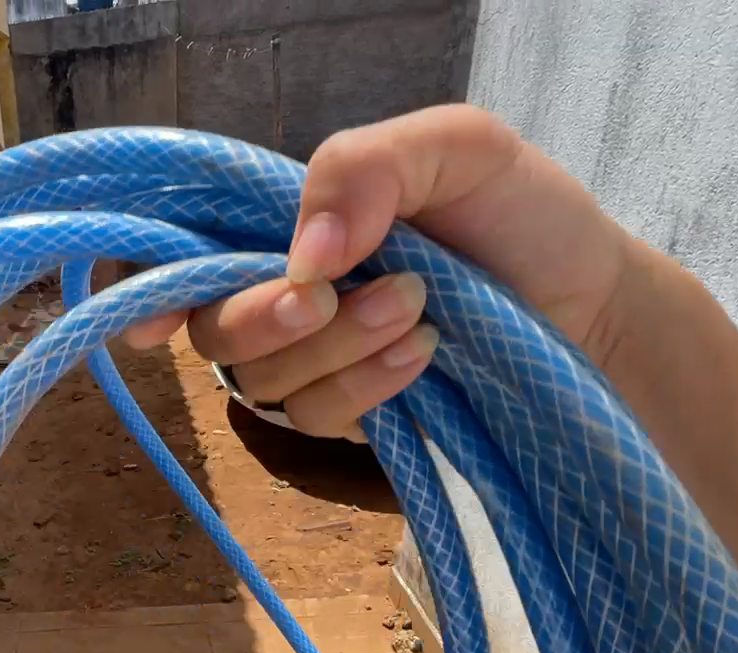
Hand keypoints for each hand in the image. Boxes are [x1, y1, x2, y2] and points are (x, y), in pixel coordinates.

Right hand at [123, 105, 636, 435]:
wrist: (584, 305)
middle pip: (214, 333)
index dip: (157, 294)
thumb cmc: (515, 218)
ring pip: (263, 381)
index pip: (194, 261)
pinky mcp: (340, 412)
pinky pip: (312, 417)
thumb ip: (366, 169)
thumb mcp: (457, 150)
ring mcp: (307, 362)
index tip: (153, 329)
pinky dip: (360, 389)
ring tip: (418, 314)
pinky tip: (418, 360)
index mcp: (286, 231)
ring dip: (333, 349)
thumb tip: (301, 259)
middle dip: (266, 321)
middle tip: (338, 294)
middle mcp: (279, 298)